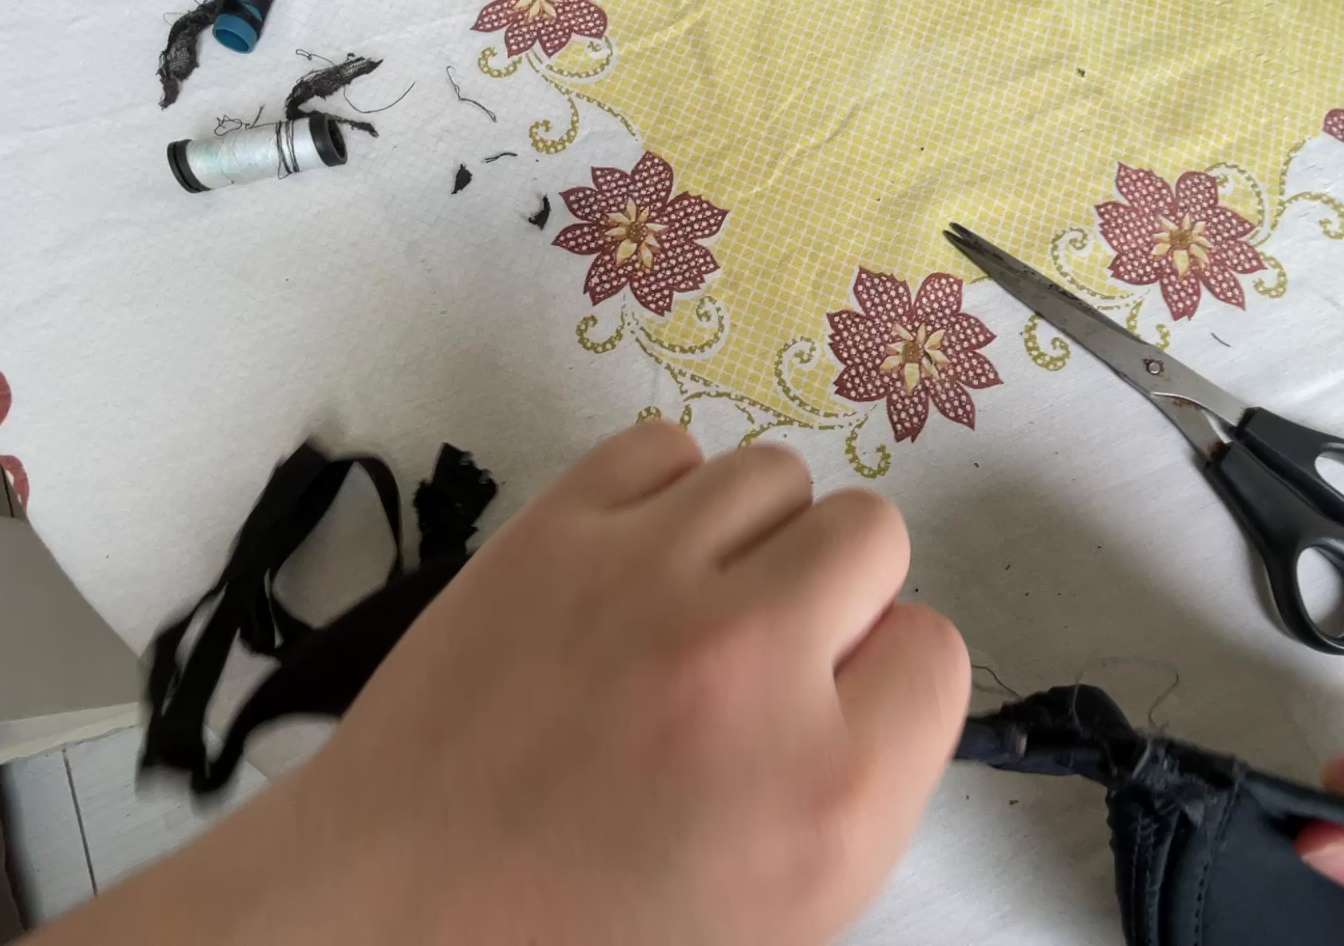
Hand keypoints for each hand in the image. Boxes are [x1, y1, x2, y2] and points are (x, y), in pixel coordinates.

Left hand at [28, 423, 968, 944]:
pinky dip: (668, 487)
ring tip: (695, 586)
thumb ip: (871, 760)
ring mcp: (643, 575)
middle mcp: (748, 658)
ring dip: (754, 528)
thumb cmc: (606, 916)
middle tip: (766, 629)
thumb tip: (876, 635)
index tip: (828, 686)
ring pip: (775, 472)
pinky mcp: (554, 525)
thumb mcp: (793, 891)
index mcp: (829, 791)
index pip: (937, 647)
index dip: (885, 665)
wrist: (406, 899)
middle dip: (834, 581)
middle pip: (871, 529)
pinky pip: (667, 444)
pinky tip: (636, 548)